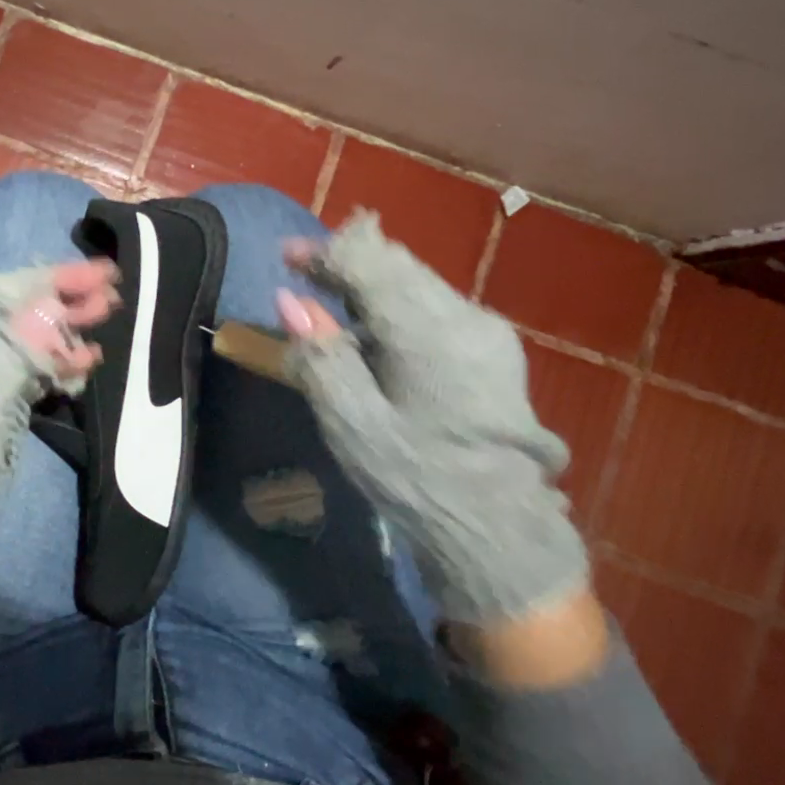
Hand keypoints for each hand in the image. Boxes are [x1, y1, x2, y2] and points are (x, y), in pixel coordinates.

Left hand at [0, 259, 118, 612]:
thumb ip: (14, 348)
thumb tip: (50, 304)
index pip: (4, 291)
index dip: (50, 277)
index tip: (97, 272)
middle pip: (21, 311)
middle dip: (65, 299)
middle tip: (111, 294)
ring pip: (33, 339)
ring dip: (68, 328)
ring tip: (107, 319)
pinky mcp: (0, 405)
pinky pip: (36, 372)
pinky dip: (61, 364)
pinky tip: (87, 363)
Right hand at [275, 211, 587, 627]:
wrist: (500, 530)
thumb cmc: (417, 479)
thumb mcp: (353, 424)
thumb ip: (320, 356)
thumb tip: (289, 301)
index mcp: (430, 333)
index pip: (372, 264)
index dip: (324, 253)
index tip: (285, 257)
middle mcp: (466, 317)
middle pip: (398, 266)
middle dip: (347, 262)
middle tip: (300, 271)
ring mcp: (486, 333)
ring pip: (418, 283)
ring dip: (371, 282)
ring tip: (329, 298)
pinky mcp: (493, 351)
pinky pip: (434, 306)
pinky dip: (395, 304)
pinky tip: (372, 329)